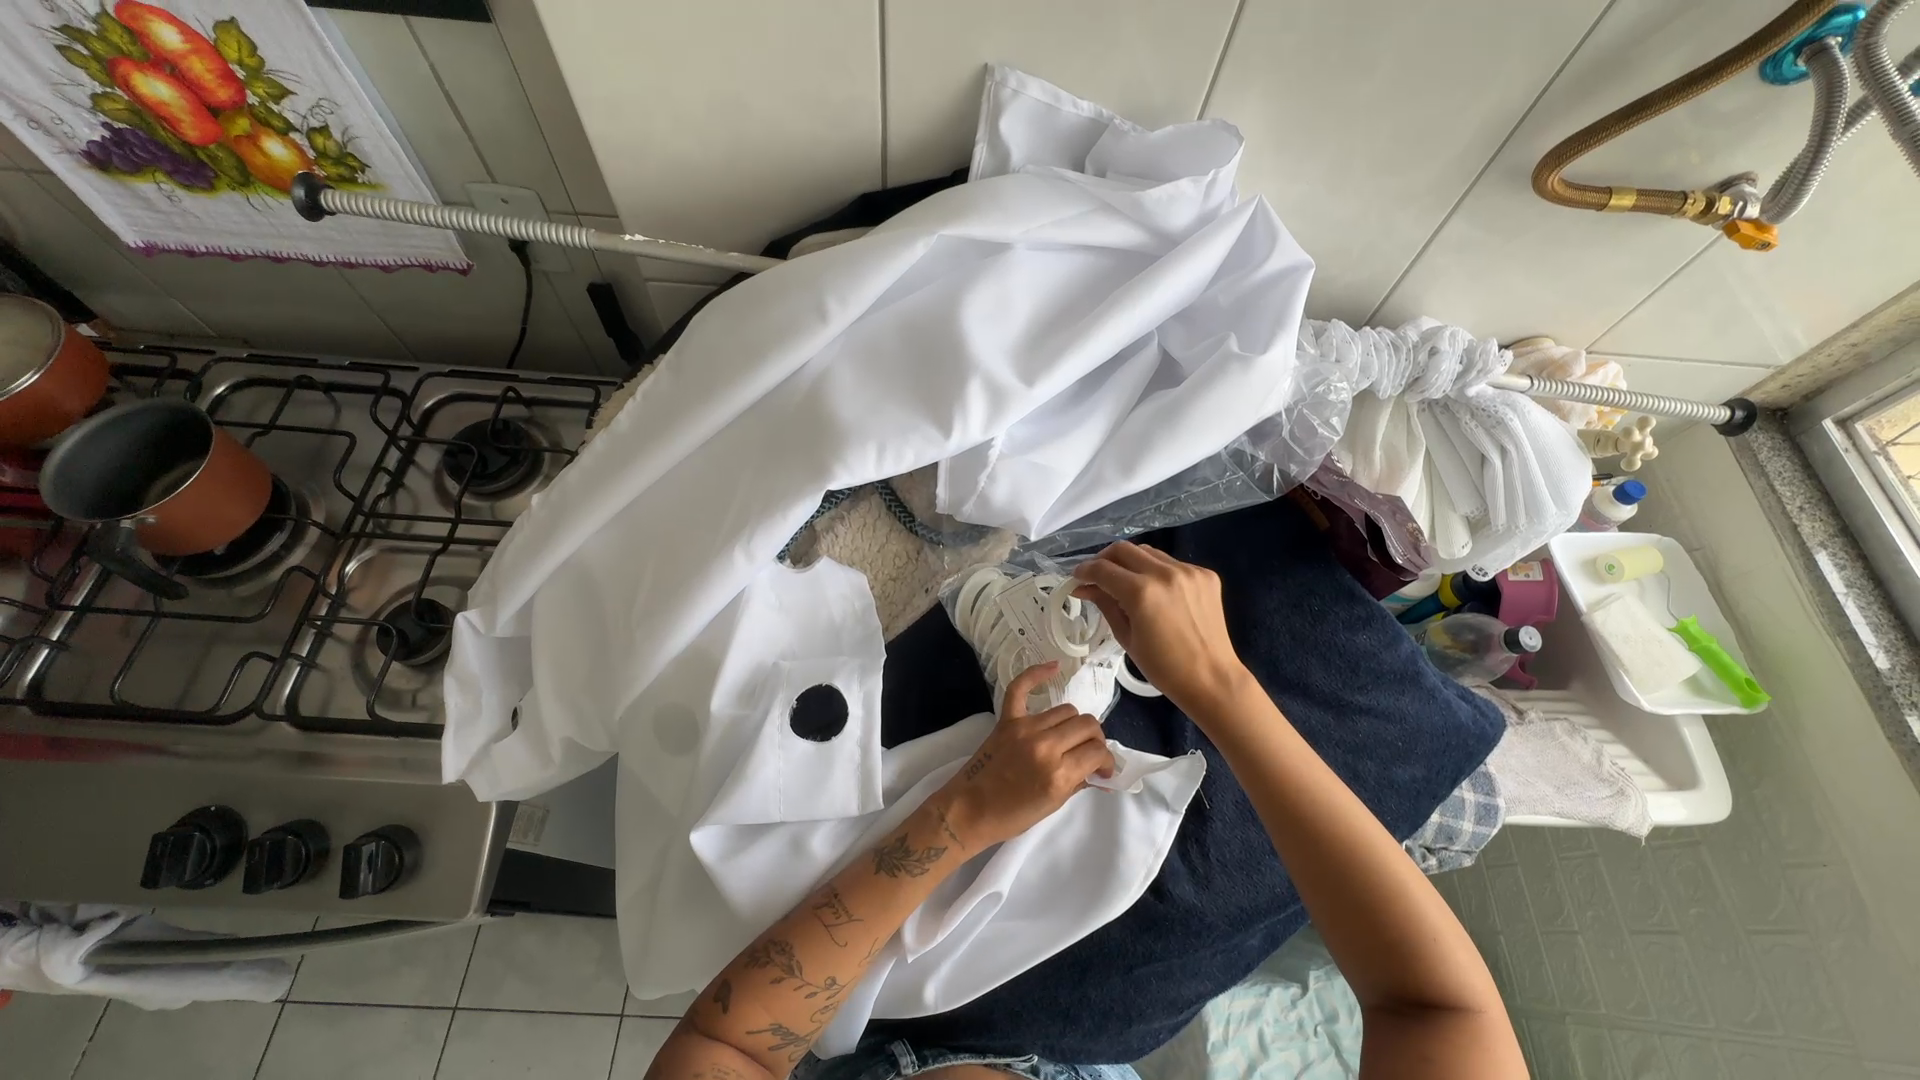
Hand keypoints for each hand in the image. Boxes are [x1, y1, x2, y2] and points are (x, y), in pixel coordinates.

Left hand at [936, 662, 1115, 849]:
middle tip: (1089, 753)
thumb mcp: (1054, 804)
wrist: (969, 810)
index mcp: (1059, 774)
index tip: (1103, 769)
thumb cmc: (1013, 815)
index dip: (1107, 761)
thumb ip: (1080, 782)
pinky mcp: (1006, 720)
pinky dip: (1036, 674)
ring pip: (1066, 710)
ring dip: (1074, 723)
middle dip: (1095, 740)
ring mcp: (1024, 729)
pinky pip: (1021, 687)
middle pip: (1087, 725)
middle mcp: (1045, 746)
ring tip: (1070, 737)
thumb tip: (1104, 774)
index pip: (1098, 752)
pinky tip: (1054, 667)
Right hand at [1071, 541, 1252, 712]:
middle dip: (1104, 559)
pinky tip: (1156, 592)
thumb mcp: (1126, 637)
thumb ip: (1105, 604)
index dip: (1085, 571)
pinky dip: (1156, 571)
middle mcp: (1165, 573)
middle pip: (1124, 550)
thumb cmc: (1163, 668)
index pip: (1103, 569)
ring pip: (1148, 552)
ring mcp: (1189, 571)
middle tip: (1097, 576)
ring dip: (1131, 563)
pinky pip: (1171, 563)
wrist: (1211, 679)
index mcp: (1142, 592)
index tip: (1077, 577)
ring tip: (1126, 582)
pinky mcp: (1206, 575)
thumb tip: (1083, 588)